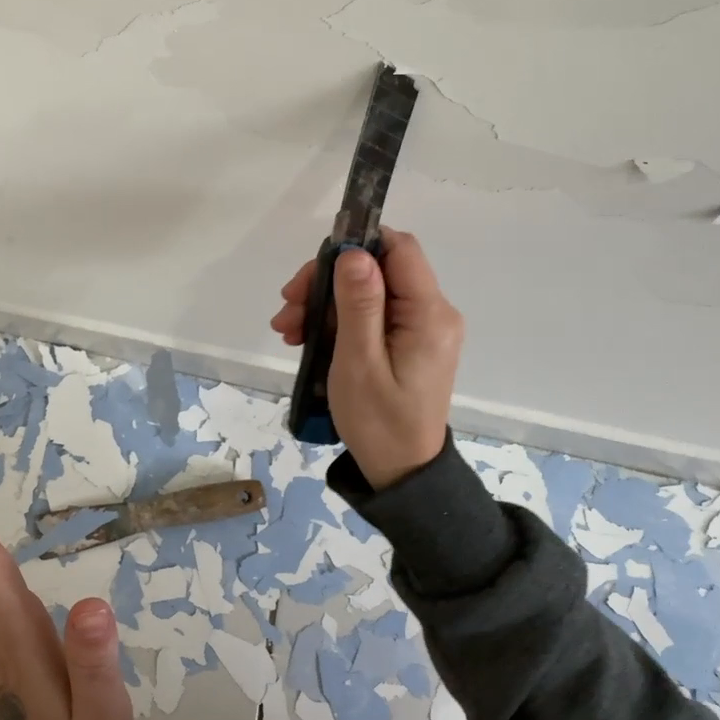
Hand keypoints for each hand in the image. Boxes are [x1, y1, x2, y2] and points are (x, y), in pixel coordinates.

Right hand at [269, 228, 462, 489]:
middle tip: (288, 306)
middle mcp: (432, 313)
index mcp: (428, 314)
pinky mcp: (408, 343)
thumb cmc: (378, 421)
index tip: (314, 269)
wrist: (401, 474)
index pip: (399, 249)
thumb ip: (359, 303)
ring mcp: (421, 329)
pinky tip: (304, 337)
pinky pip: (371, 314)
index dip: (356, 245)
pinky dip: (336, 320)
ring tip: (288, 329)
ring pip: (368, 290)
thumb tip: (354, 251)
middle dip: (327, 280)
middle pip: (377, 268)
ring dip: (324, 302)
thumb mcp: (358, 361)